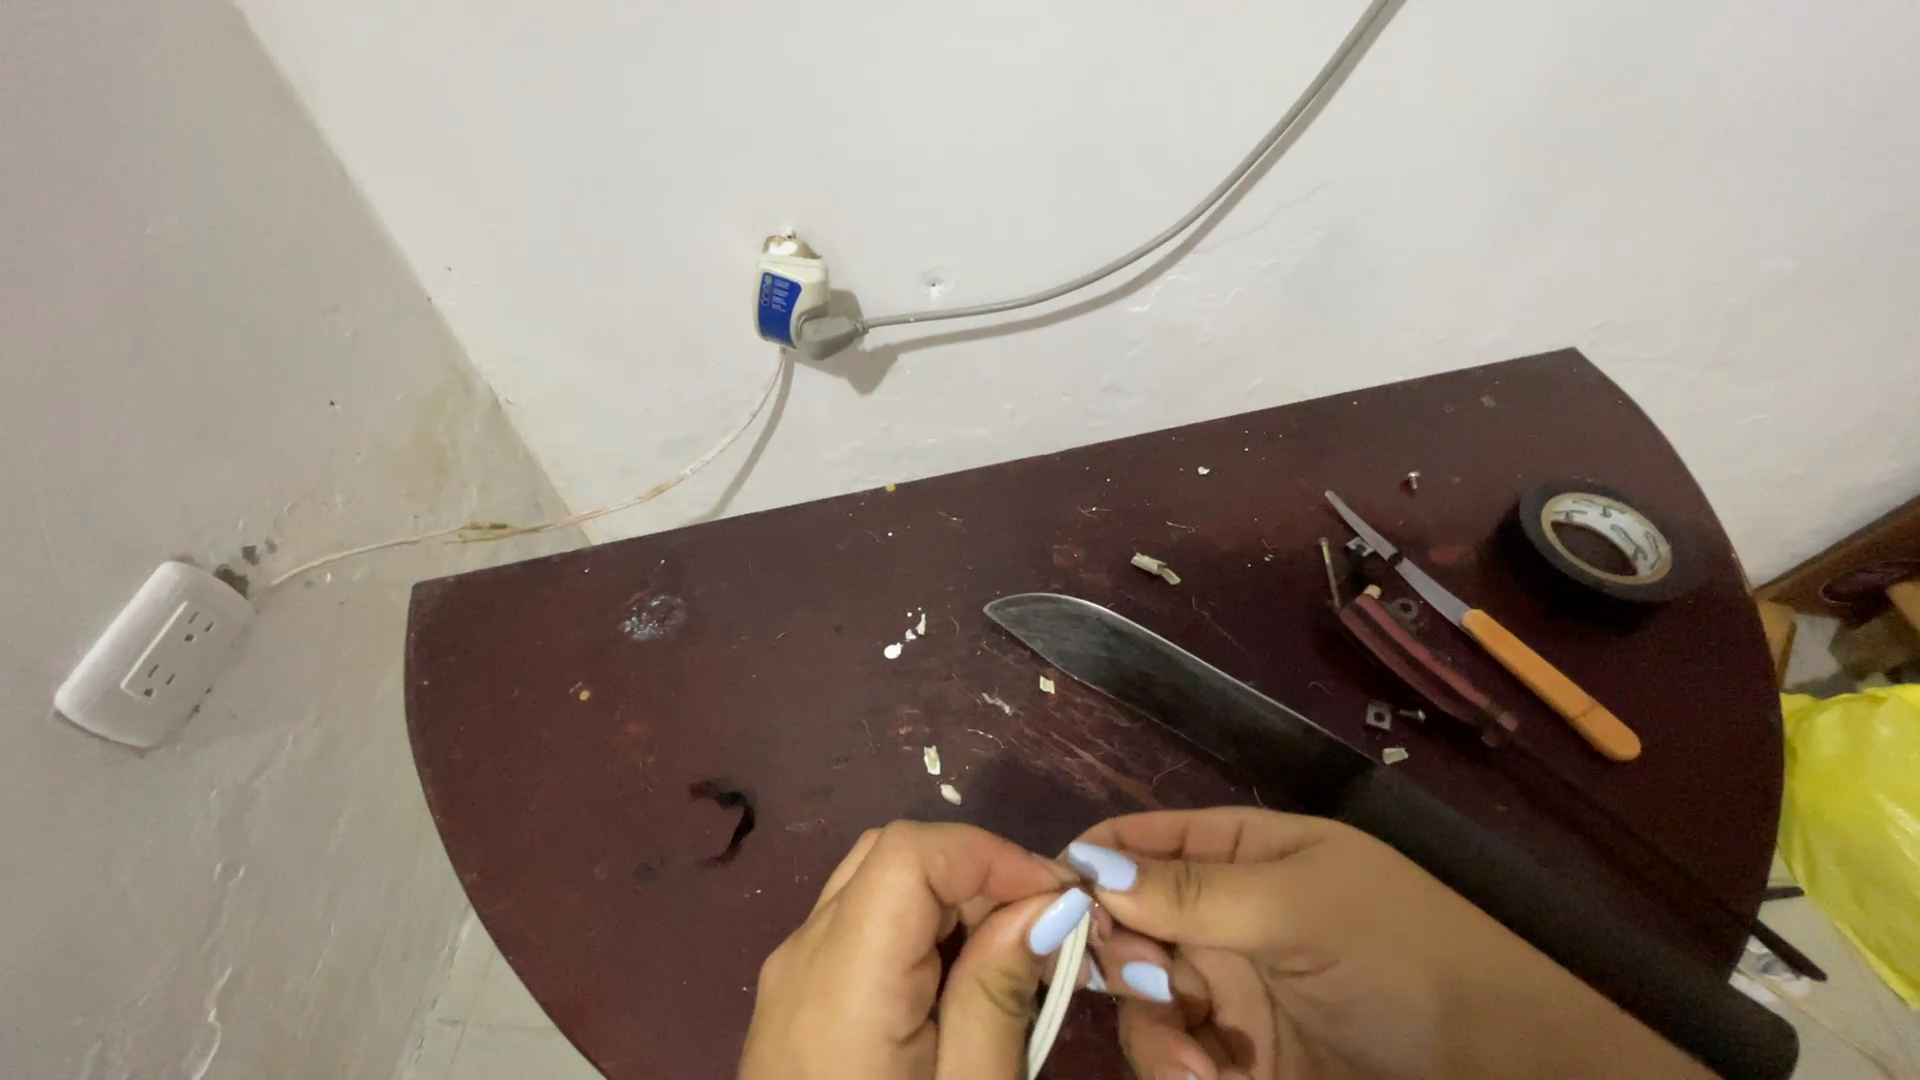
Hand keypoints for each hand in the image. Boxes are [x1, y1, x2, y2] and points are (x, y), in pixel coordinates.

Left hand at [740, 820, 1093, 1079]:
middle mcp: (802, 954)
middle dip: (977, 871)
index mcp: (840, 980)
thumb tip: (1047, 900)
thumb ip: (999, 990)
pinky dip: (920, 924)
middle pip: (892, 856)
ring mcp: (790, 974)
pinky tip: (961, 978)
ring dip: (952, 895)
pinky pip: (862, 923)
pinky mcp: (794, 997)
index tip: (1060, 895)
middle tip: (1046, 925)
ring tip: (1014, 950)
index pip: (909, 853)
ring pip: (877, 881)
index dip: (989, 852)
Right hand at [1066, 808, 1713, 1079]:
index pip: (1145, 841)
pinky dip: (1176, 1068)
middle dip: (1120, 952)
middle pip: (1131, 921)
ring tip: (1194, 1059)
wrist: (1513, 1075)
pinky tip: (1206, 1078)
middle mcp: (1225, 917)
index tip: (1051, 897)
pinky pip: (1177, 1055)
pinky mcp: (1241, 1060)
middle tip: (1144, 982)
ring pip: (1145, 995)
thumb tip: (1089, 863)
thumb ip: (1192, 891)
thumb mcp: (1301, 908)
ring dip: (1153, 1025)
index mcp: (1242, 855)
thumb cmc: (1405, 959)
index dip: (1095, 861)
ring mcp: (1232, 991)